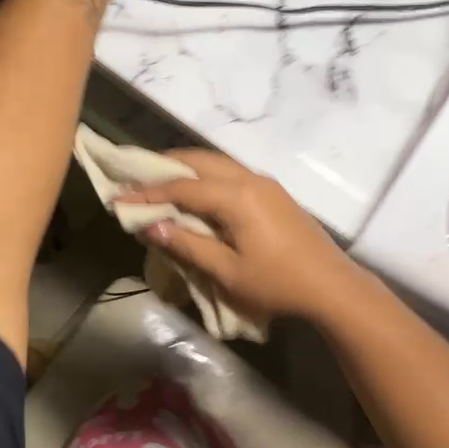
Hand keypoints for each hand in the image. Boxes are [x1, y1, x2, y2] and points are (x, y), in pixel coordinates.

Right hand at [120, 150, 367, 323]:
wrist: (331, 286)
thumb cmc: (277, 283)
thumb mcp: (227, 271)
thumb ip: (187, 244)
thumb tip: (150, 225)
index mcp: (236, 197)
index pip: (181, 187)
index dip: (147, 192)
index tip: (117, 198)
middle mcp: (249, 179)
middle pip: (199, 161)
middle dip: (164, 166)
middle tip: (134, 176)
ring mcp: (264, 183)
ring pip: (216, 163)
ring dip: (186, 168)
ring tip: (158, 180)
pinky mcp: (273, 193)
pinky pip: (230, 173)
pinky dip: (205, 176)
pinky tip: (194, 192)